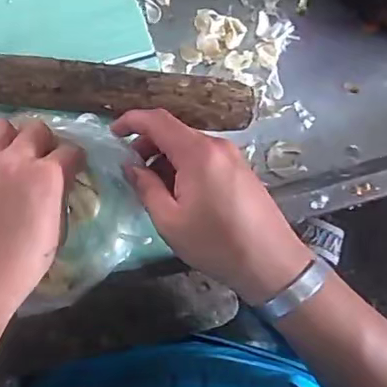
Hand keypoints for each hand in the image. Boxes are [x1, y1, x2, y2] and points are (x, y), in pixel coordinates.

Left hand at [0, 117, 86, 324]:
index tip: (71, 169)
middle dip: (44, 141)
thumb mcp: (58, 228)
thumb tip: (56, 184)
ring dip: (8, 137)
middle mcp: (17, 160)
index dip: (74, 160)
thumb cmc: (26, 261)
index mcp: (48, 175)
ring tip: (9, 155)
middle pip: (36, 128)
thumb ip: (58, 196)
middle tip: (41, 161)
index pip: (70, 150)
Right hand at [113, 109, 313, 304]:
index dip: (130, 121)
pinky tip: (179, 193)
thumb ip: (145, 187)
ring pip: (187, 144)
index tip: (111, 134)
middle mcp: (216, 146)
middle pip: (172, 130)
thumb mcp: (169, 220)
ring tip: (153, 187)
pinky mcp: (240, 170)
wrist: (274, 266)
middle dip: (145, 144)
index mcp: (197, 153)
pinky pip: (203, 156)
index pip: (156, 120)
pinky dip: (182, 164)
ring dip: (163, 157)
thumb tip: (131, 167)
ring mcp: (231, 157)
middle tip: (131, 170)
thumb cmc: (217, 243)